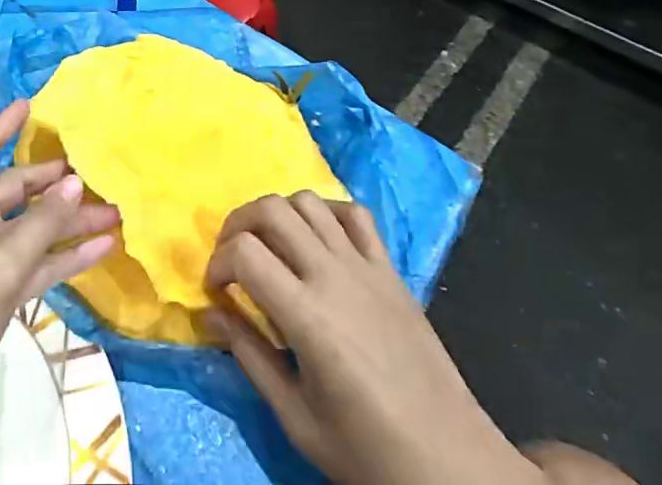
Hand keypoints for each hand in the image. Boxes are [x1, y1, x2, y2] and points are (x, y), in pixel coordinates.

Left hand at [0, 100, 117, 484]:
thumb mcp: (0, 263)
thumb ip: (42, 223)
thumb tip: (75, 183)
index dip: (5, 125)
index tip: (32, 104)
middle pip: (19, 189)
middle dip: (58, 181)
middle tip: (101, 171)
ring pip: (34, 230)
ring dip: (71, 223)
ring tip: (117, 213)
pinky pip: (36, 266)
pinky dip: (65, 258)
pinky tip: (102, 251)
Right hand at [204, 193, 543, 484]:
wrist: (452, 464)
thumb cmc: (368, 451)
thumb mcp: (296, 417)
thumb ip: (249, 356)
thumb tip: (209, 313)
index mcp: (308, 317)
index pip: (245, 253)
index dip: (217, 264)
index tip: (215, 293)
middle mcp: (335, 277)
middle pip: (272, 210)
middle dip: (237, 224)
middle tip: (231, 258)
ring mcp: (367, 268)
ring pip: (310, 202)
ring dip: (277, 213)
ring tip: (269, 246)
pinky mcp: (391, 271)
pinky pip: (355, 215)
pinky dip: (326, 213)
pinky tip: (316, 239)